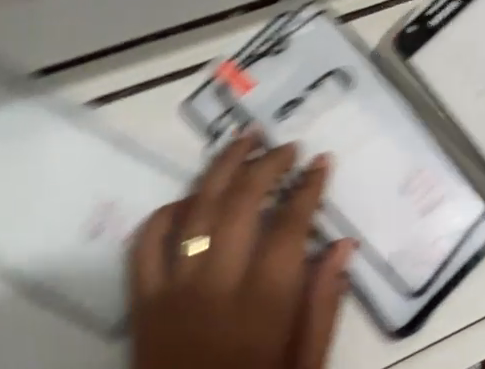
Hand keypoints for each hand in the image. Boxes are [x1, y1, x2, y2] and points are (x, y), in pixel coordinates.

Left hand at [129, 137, 354, 368]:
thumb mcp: (305, 367)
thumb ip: (322, 306)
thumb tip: (343, 247)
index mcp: (263, 304)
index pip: (290, 224)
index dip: (308, 186)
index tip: (322, 162)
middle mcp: (216, 286)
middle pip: (241, 202)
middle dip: (267, 164)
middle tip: (287, 147)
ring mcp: (173, 291)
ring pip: (195, 208)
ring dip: (221, 167)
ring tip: (243, 140)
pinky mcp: (142, 304)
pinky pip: (146, 243)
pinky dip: (165, 212)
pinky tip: (189, 199)